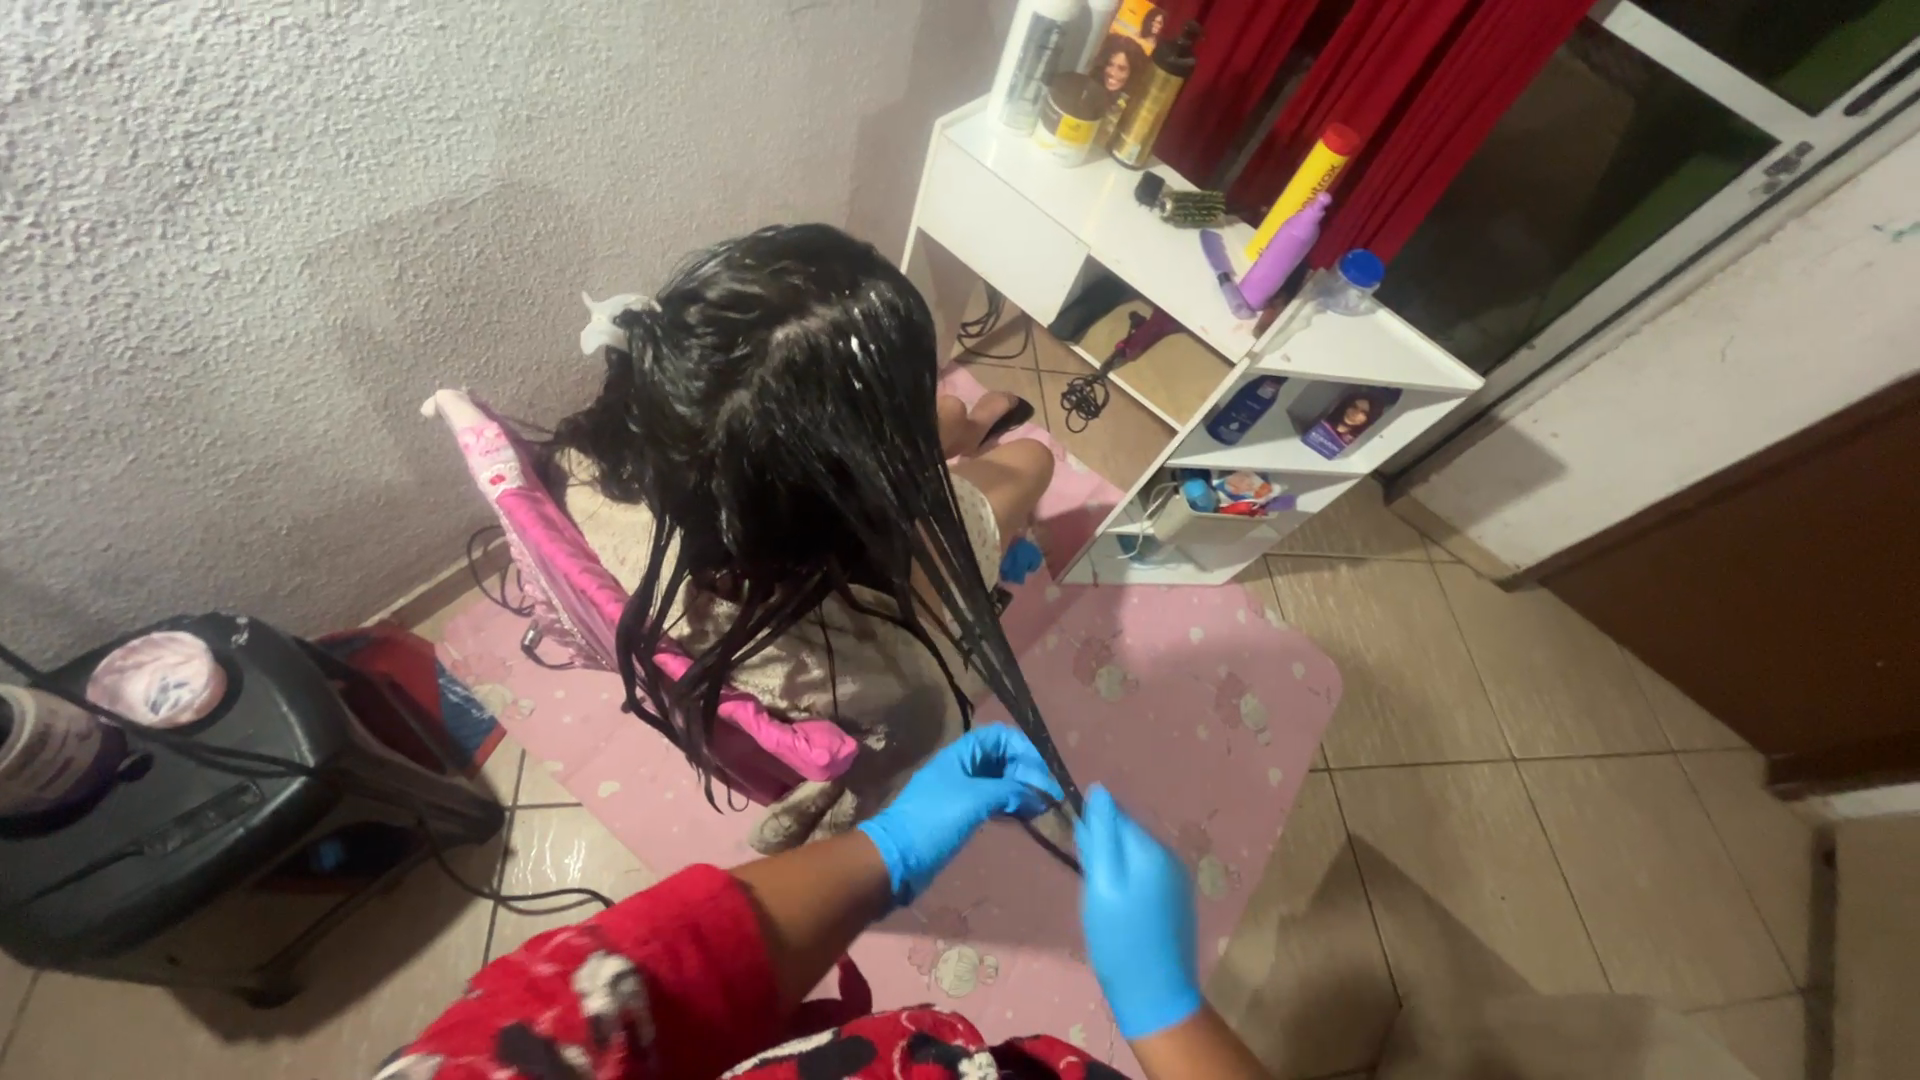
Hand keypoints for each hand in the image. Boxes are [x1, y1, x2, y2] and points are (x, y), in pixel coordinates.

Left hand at [858, 726, 1062, 905]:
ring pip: (999, 781)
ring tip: (1043, 807)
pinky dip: (1011, 805)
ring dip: (1022, 790)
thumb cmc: (935, 820)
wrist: (898, 858)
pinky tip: (1026, 816)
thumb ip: (1010, 790)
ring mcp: (962, 791)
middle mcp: (963, 767)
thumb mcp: (976, 799)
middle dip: (1027, 771)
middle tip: (1049, 795)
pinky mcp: (962, 814)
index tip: (1043, 772)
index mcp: (962, 754)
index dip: (1024, 749)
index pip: (1000, 736)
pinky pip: (993, 801)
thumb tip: (1041, 793)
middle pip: (1002, 758)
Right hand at [1076, 785, 1202, 1038]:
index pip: (1117, 816)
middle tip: (1087, 876)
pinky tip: (1117, 902)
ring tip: (1098, 891)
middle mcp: (1171, 857)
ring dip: (1115, 862)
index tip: (1079, 850)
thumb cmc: (1119, 938)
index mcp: (1151, 850)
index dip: (1094, 827)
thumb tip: (1099, 790)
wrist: (1156, 995)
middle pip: (1128, 833)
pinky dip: (1128, 878)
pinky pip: (1147, 872)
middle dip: (1104, 845)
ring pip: (1136, 853)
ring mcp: (1178, 879)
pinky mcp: (1177, 899)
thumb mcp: (1101, 883)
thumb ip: (1100, 836)